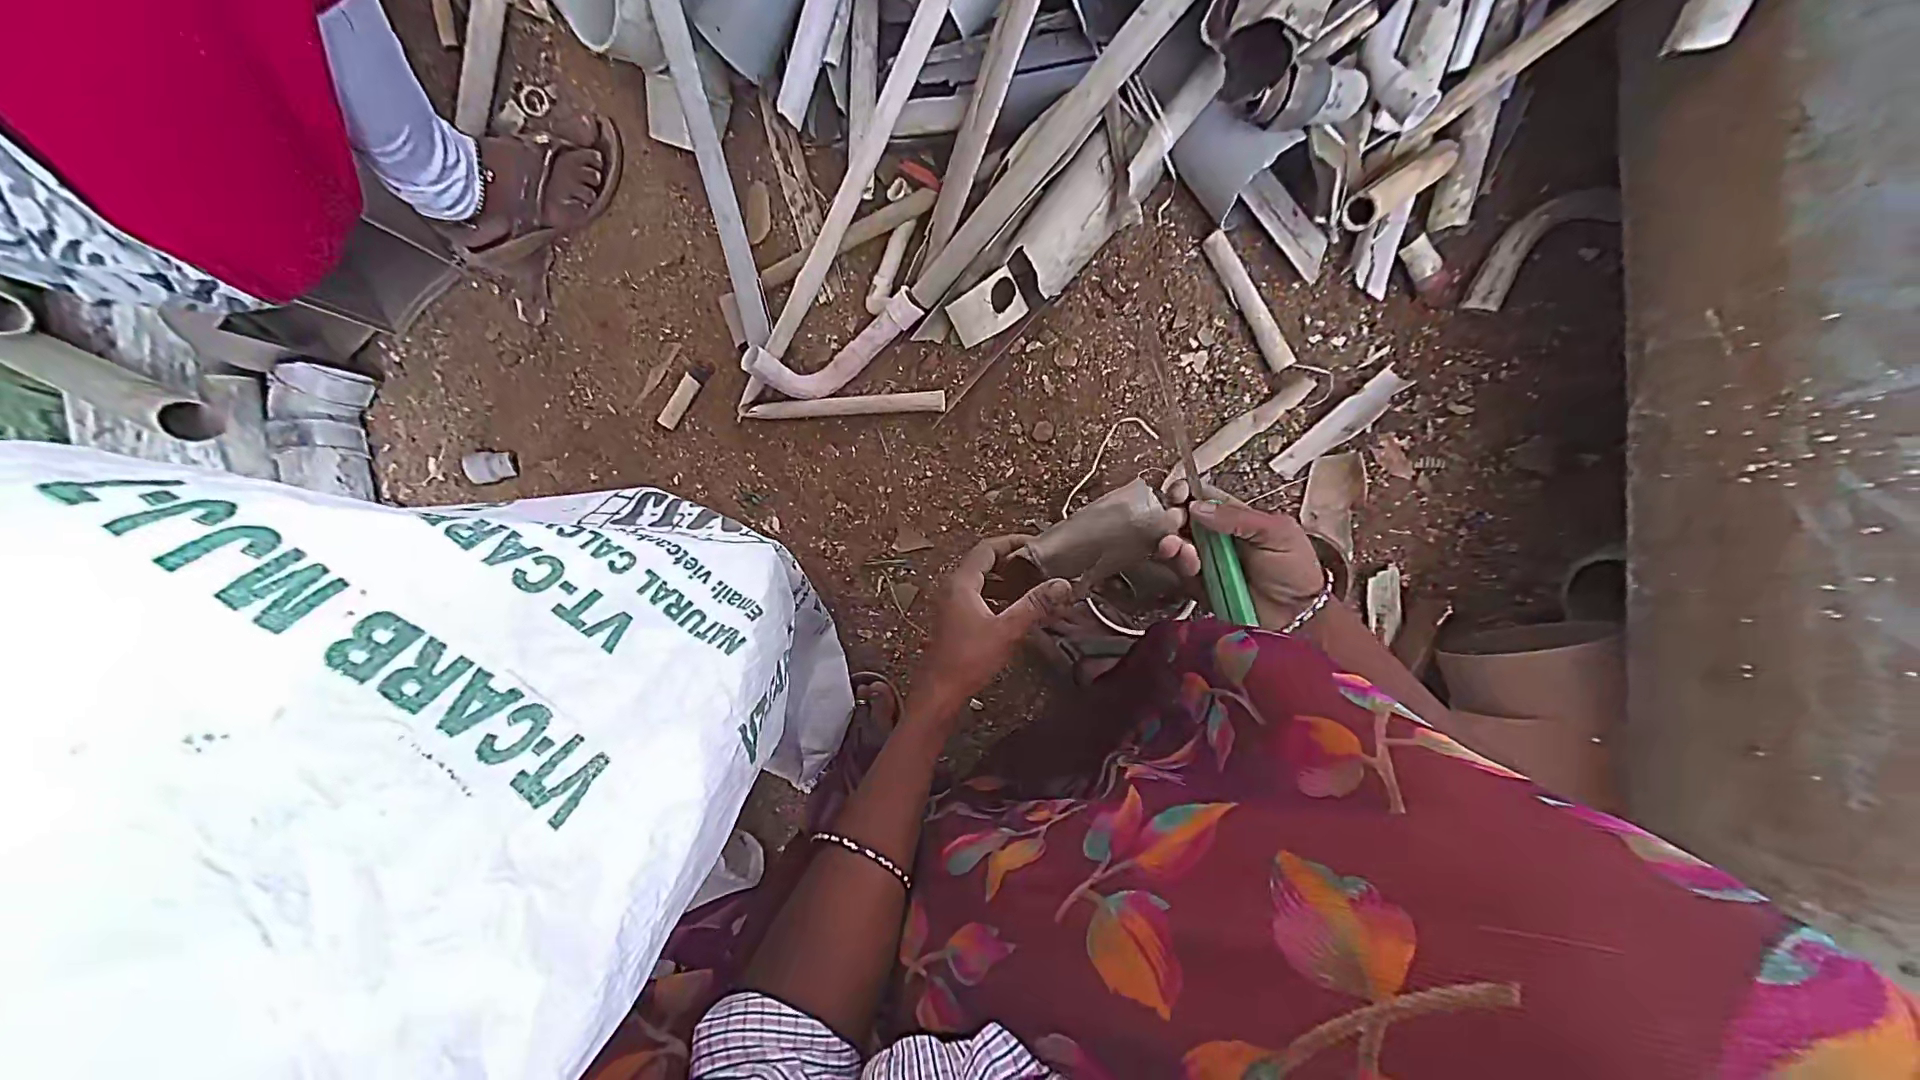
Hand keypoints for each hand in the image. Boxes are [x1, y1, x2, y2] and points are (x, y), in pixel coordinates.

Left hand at [910, 536, 1073, 721]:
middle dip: (1012, 562)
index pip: (987, 549)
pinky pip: (979, 600)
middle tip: (1038, 565)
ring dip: (1006, 582)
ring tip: (1033, 586)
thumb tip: (1060, 585)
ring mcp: (952, 606)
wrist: (940, 693)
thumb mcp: (1007, 630)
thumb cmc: (966, 661)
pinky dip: (999, 599)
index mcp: (961, 584)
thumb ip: (1035, 605)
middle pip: (984, 564)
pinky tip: (1016, 611)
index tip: (1034, 543)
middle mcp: (953, 590)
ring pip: (982, 584)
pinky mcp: (955, 623)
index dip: (1011, 542)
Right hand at [1185, 496, 1328, 630]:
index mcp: (1235, 518)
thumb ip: (1238, 518)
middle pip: (1183, 519)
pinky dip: (1179, 563)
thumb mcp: (1276, 533)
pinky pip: (1180, 570)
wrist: (1296, 615)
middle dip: (1174, 516)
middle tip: (1176, 519)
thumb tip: (1198, 506)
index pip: (1204, 498)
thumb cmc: (1295, 570)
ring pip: (1176, 544)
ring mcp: (1205, 560)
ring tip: (1177, 544)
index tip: (1180, 493)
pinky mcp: (1198, 583)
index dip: (1187, 492)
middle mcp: (1216, 537)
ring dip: (1172, 541)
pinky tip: (1189, 561)